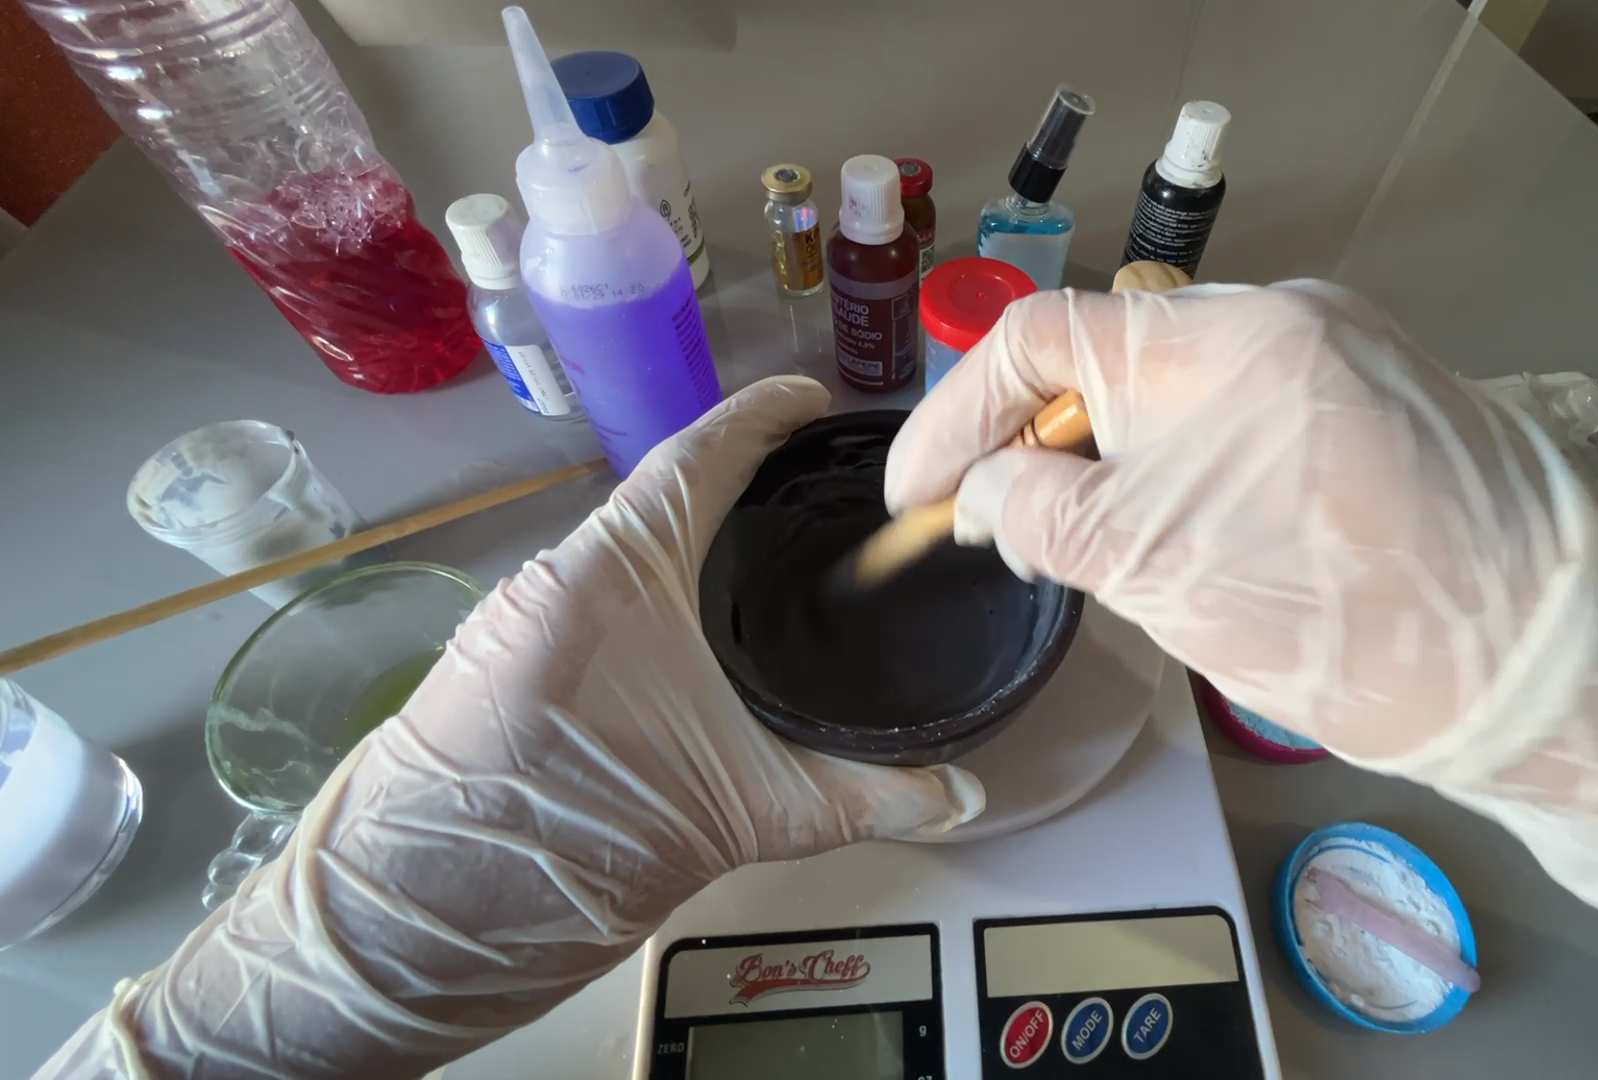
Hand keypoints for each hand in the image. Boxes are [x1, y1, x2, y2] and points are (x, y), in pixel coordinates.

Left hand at [37, 376, 980, 1079]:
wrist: (403, 934)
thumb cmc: (569, 845)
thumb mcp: (738, 815)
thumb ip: (860, 796)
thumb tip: (963, 794)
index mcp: (617, 574)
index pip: (697, 457)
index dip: (759, 415)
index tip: (813, 395)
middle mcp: (570, 572)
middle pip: (674, 493)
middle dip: (751, 471)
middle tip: (830, 479)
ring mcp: (537, 609)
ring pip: (643, 541)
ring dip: (711, 525)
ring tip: (788, 533)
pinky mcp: (522, 651)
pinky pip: (617, 582)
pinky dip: (676, 572)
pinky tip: (718, 606)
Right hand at [887, 281, 1597, 921]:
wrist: (1556, 679)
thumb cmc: (1341, 623)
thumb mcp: (1155, 572)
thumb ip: (1044, 515)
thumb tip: (984, 491)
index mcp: (1212, 341)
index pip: (1036, 341)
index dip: (955, 414)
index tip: (916, 491)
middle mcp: (1273, 316)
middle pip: (1099, 361)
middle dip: (1030, 443)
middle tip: (996, 522)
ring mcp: (1327, 350)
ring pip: (1162, 391)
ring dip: (1100, 460)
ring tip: (1082, 538)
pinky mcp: (1363, 395)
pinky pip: (1225, 411)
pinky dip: (1169, 463)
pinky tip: (1171, 524)